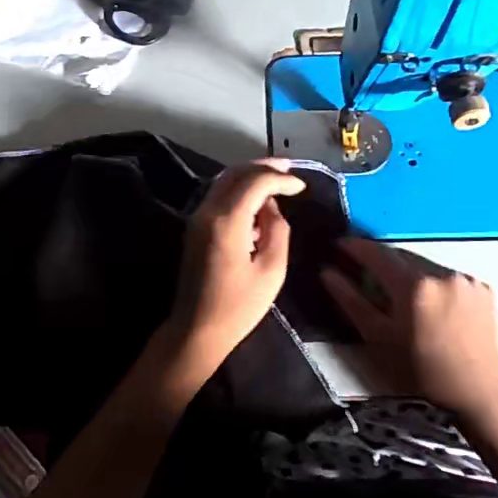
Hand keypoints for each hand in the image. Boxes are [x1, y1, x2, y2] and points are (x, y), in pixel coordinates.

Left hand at [165, 159, 306, 370]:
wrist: (197, 329)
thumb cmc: (238, 306)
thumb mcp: (272, 270)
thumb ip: (277, 230)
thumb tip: (273, 207)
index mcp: (227, 221)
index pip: (256, 182)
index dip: (281, 179)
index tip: (301, 186)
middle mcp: (208, 211)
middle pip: (236, 173)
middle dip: (264, 167)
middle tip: (289, 169)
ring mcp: (198, 218)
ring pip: (224, 181)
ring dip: (250, 175)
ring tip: (277, 178)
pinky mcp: (196, 228)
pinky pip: (219, 196)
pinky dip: (239, 190)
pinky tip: (258, 202)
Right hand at [322, 238, 497, 421]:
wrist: (479, 393)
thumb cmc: (423, 372)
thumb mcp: (380, 338)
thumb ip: (351, 301)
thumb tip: (328, 273)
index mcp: (414, 285)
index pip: (378, 254)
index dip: (355, 247)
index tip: (339, 244)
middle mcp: (442, 273)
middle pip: (403, 257)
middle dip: (383, 263)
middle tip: (367, 276)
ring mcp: (466, 279)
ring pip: (427, 266)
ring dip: (411, 275)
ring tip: (403, 299)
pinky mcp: (484, 288)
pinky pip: (450, 277)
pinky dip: (436, 286)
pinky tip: (434, 308)